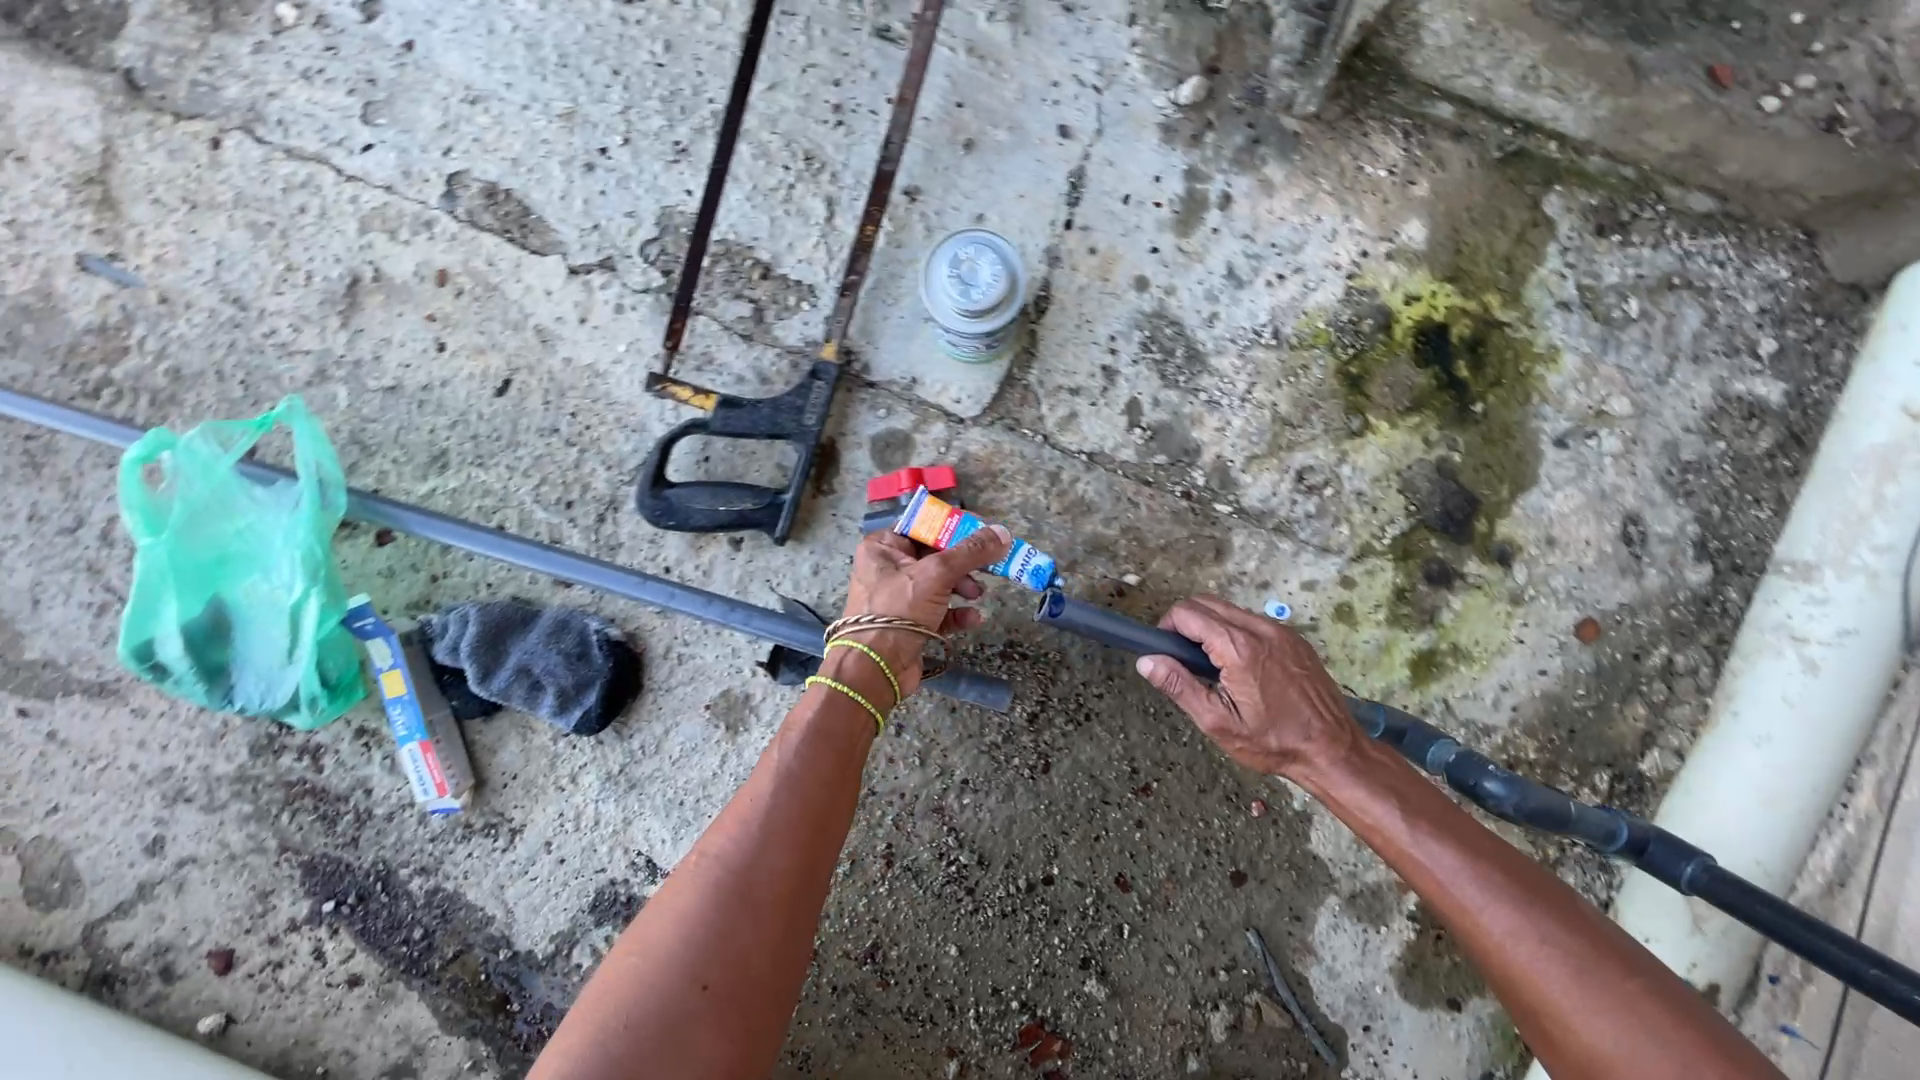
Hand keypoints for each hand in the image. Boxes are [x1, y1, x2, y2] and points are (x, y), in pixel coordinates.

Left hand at [836, 526, 1010, 696]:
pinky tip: (973, 619)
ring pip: (939, 585)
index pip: (922, 528)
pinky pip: (938, 612)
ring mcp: (898, 599)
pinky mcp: (909, 625)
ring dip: (962, 588)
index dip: (953, 529)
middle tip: (986, 568)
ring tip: (978, 595)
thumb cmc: (898, 609)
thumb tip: (1002, 532)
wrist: (875, 668)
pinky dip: (956, 613)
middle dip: (962, 564)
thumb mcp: (936, 574)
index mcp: (882, 547)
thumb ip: (970, 552)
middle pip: (934, 557)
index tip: (982, 533)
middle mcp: (887, 569)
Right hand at [1134, 596, 1358, 782]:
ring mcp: (1281, 631)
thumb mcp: (1217, 722)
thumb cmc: (1272, 742)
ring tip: (1212, 667)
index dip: (1167, 628)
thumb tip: (1146, 661)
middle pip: (1205, 603)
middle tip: (1184, 661)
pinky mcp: (1294, 638)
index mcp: (1238, 647)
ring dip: (1210, 627)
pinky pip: (1252, 621)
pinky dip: (1235, 632)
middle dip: (1186, 624)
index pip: (1186, 613)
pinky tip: (1240, 667)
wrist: (1333, 749)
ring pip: (1229, 610)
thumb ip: (1179, 686)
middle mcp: (1260, 629)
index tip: (1166, 653)